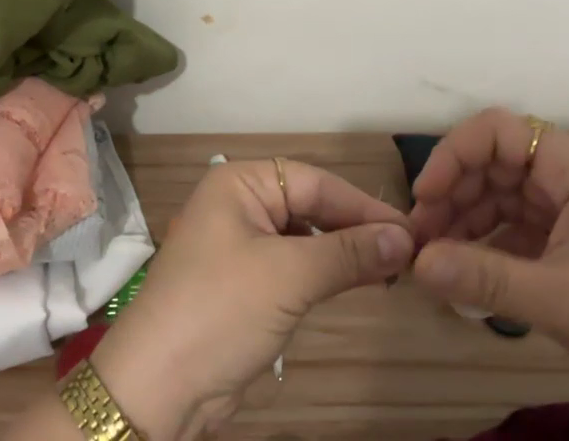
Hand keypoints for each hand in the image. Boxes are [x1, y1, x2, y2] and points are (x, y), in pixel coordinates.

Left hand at [88, 159, 413, 440]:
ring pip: (305, 237)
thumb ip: (349, 253)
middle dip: (356, 227)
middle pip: (311, 206)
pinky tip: (357, 282)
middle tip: (407, 252)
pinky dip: (326, 273)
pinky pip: (295, 267)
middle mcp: (238, 206)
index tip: (410, 230)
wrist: (158, 388)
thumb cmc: (221, 310)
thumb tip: (406, 239)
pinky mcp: (245, 285)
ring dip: (345, 251)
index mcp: (239, 184)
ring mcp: (240, 246)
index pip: (314, 181)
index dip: (362, 205)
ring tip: (391, 268)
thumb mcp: (289, 276)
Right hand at [407, 109, 568, 440]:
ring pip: (503, 199)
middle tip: (418, 239)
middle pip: (495, 165)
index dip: (455, 155)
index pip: (499, 131)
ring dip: (465, 222)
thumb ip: (483, 277)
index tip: (424, 199)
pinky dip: (488, 247)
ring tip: (433, 260)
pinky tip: (465, 273)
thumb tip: (415, 262)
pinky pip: (517, 232)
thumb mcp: (559, 299)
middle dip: (453, 194)